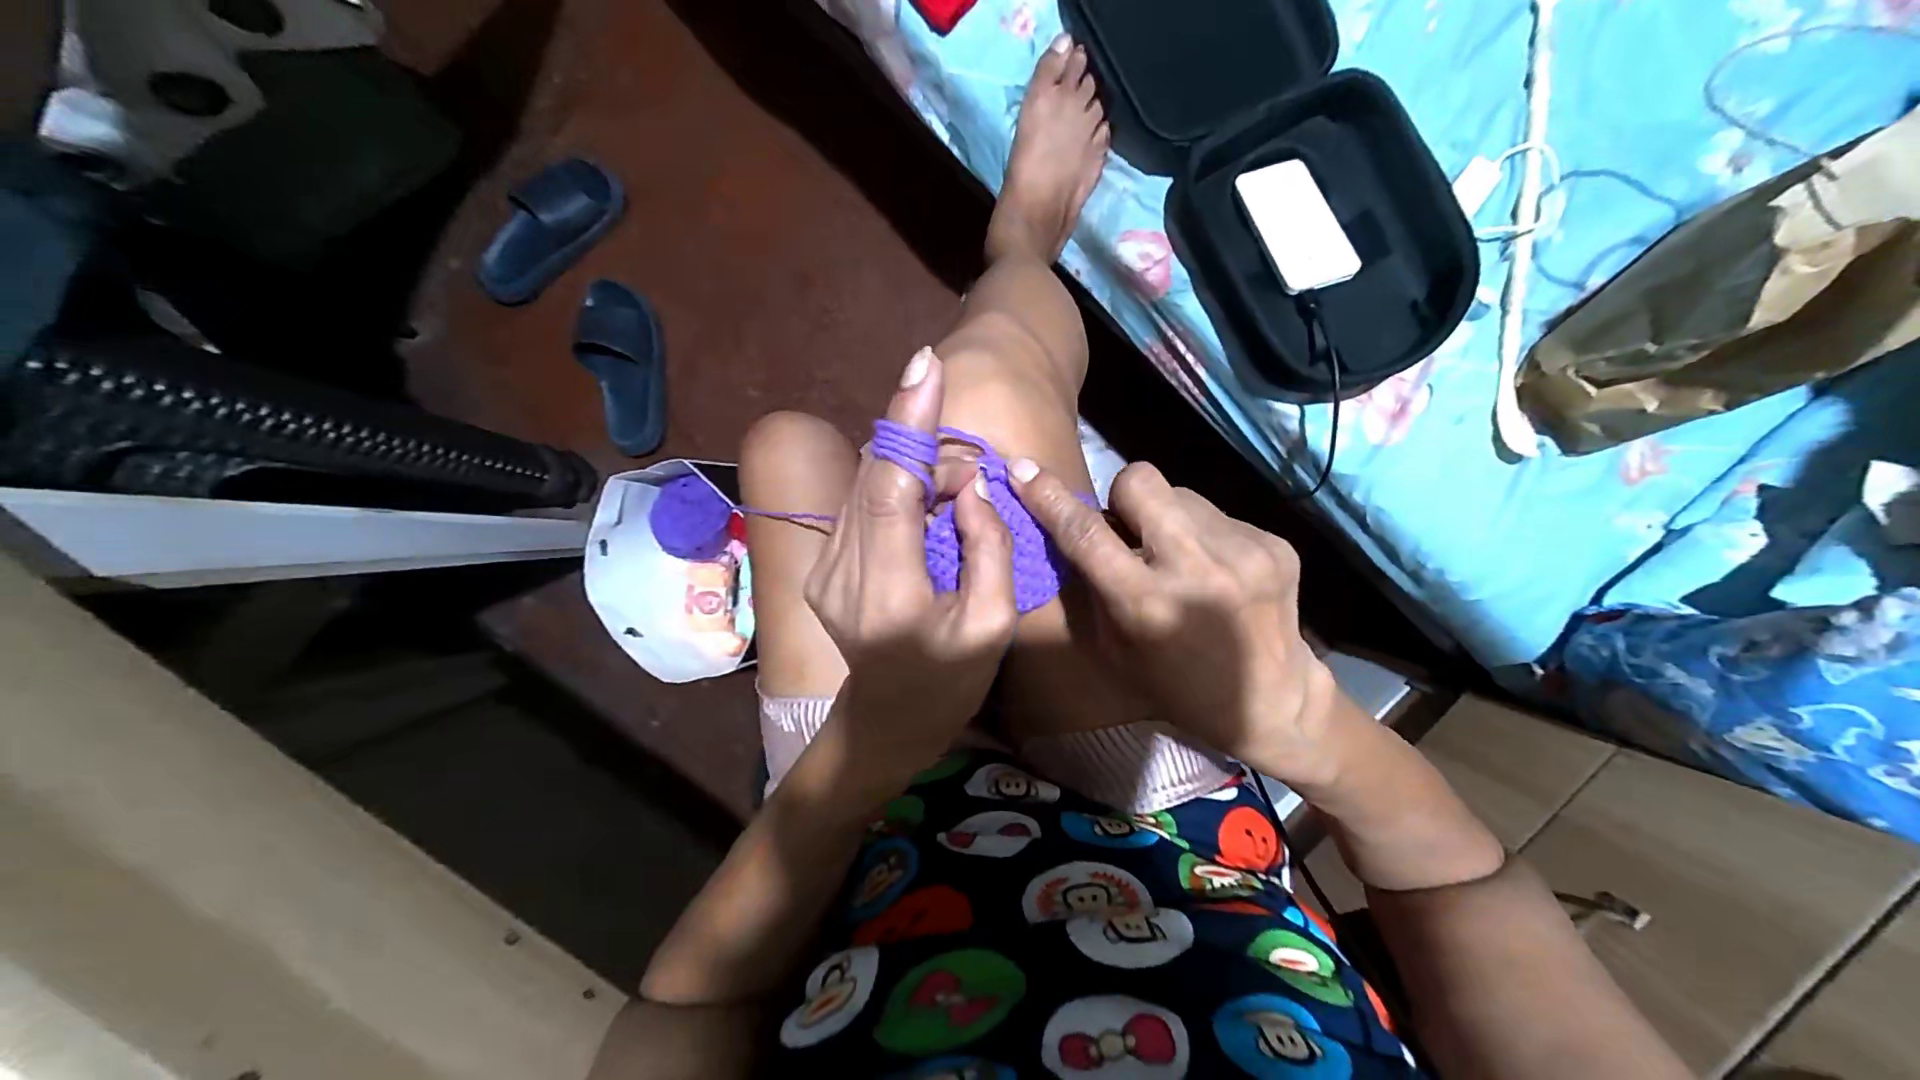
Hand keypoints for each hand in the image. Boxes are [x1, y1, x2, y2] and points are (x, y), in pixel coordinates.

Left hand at [804, 348, 1018, 782]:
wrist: (886, 723)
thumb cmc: (949, 683)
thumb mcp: (991, 624)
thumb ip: (987, 546)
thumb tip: (971, 485)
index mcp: (889, 595)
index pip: (891, 489)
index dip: (909, 423)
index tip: (925, 365)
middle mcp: (841, 574)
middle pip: (874, 476)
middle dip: (922, 446)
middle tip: (970, 467)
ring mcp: (823, 570)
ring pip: (863, 485)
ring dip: (910, 467)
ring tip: (955, 488)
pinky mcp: (821, 568)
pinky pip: (859, 505)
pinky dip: (894, 488)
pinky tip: (925, 503)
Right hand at [1011, 459, 1344, 789]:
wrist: (1270, 700)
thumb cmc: (1174, 684)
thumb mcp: (1112, 648)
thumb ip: (1089, 585)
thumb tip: (1070, 523)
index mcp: (1146, 604)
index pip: (1085, 533)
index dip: (1049, 497)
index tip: (1023, 468)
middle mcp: (1196, 569)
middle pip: (1139, 480)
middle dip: (1123, 498)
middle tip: (1130, 532)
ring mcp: (1243, 551)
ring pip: (1180, 493)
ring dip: (1166, 517)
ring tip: (1180, 559)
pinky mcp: (1275, 543)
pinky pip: (1216, 513)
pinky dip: (1203, 534)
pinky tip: (1216, 571)